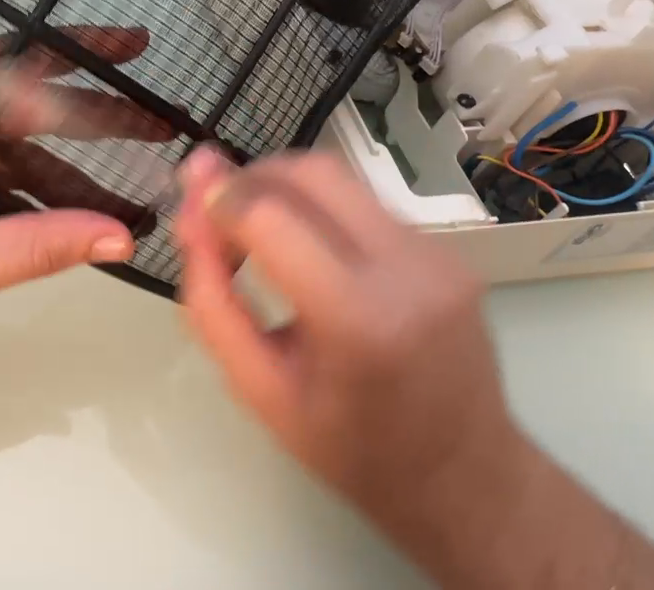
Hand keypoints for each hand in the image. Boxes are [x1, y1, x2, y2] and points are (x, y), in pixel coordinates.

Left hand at [0, 27, 177, 367]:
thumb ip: (37, 247)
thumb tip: (116, 235)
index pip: (12, 64)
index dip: (76, 49)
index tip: (130, 45)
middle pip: (28, 111)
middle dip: (96, 121)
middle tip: (157, 123)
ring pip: (19, 159)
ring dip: (73, 181)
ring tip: (134, 203)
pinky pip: (0, 189)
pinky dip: (39, 208)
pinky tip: (79, 230)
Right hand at [172, 147, 525, 525]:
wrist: (466, 479)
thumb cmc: (350, 448)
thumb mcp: (257, 390)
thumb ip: (212, 301)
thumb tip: (188, 219)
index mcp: (357, 318)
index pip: (270, 215)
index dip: (217, 197)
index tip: (187, 207)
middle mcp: (406, 270)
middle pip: (310, 174)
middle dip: (250, 177)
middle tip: (216, 208)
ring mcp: (436, 255)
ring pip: (339, 178)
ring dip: (283, 187)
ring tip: (253, 228)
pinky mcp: (448, 252)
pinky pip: (365, 204)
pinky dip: (318, 208)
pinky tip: (303, 247)